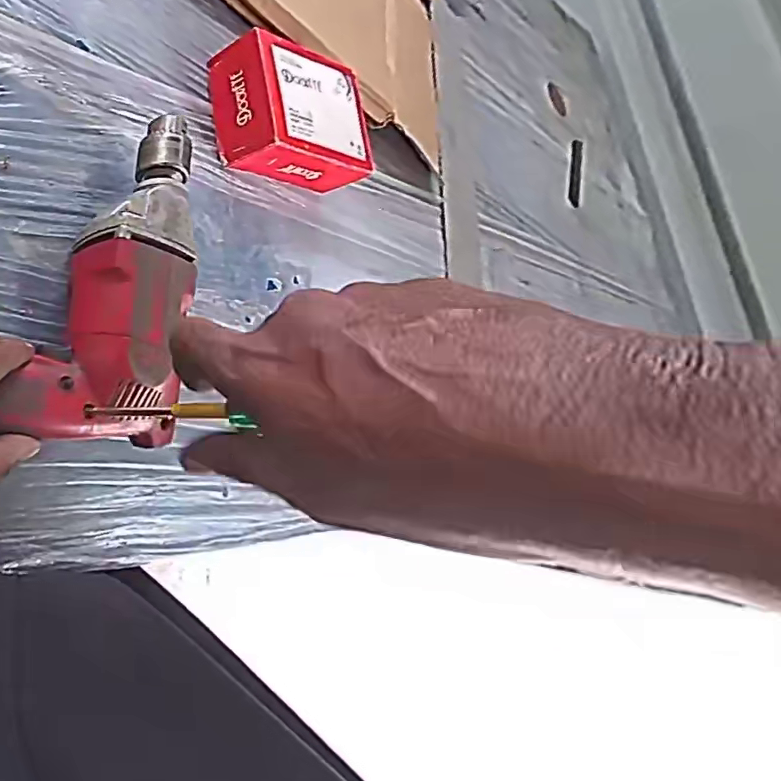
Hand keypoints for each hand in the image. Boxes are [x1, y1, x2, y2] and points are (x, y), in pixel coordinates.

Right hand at [170, 279, 613, 528]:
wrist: (591, 439)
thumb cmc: (457, 480)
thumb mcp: (327, 494)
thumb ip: (252, 461)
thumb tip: (212, 452)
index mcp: (271, 367)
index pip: (190, 341)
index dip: (189, 362)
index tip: (203, 382)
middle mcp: (310, 318)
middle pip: (271, 341)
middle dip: (288, 381)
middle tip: (331, 429)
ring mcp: (370, 296)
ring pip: (333, 332)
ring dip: (350, 369)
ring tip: (407, 421)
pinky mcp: (427, 287)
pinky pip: (388, 320)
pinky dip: (400, 353)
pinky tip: (447, 398)